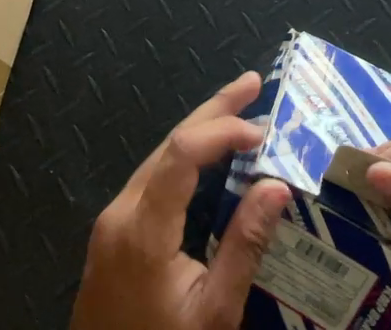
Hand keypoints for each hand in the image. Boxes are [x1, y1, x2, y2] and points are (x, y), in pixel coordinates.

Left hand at [71, 71, 291, 329]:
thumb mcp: (214, 312)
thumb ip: (244, 246)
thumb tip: (277, 185)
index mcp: (143, 230)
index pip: (181, 153)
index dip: (222, 130)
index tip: (262, 131)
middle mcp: (121, 212)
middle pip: (168, 144)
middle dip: (213, 110)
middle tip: (253, 83)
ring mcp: (112, 221)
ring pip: (158, 157)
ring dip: (200, 131)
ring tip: (240, 108)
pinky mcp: (113, 232)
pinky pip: (152, 178)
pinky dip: (185, 158)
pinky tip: (210, 153)